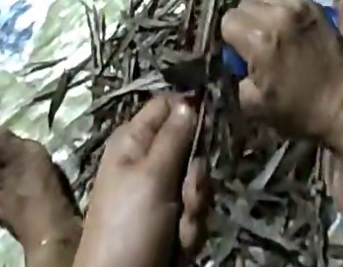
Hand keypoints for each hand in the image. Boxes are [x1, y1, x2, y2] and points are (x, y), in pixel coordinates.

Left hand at [75, 95, 209, 266]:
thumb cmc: (129, 226)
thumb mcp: (152, 176)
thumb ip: (175, 135)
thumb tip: (191, 97)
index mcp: (134, 140)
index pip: (168, 104)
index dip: (190, 110)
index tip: (212, 121)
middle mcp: (147, 161)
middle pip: (189, 145)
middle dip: (196, 172)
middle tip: (190, 192)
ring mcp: (159, 193)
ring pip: (196, 182)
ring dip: (196, 206)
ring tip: (182, 228)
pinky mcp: (170, 223)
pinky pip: (194, 213)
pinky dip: (192, 230)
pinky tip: (181, 245)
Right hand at [221, 0, 342, 140]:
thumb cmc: (298, 110)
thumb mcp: (253, 105)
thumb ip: (236, 76)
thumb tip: (236, 60)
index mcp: (259, 40)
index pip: (228, 20)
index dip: (231, 38)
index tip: (241, 53)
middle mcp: (276, 16)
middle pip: (244, 5)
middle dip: (245, 24)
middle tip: (258, 45)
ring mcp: (298, 7)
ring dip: (264, 15)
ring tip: (277, 36)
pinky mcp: (314, 6)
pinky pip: (287, 1)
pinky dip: (284, 13)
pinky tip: (293, 32)